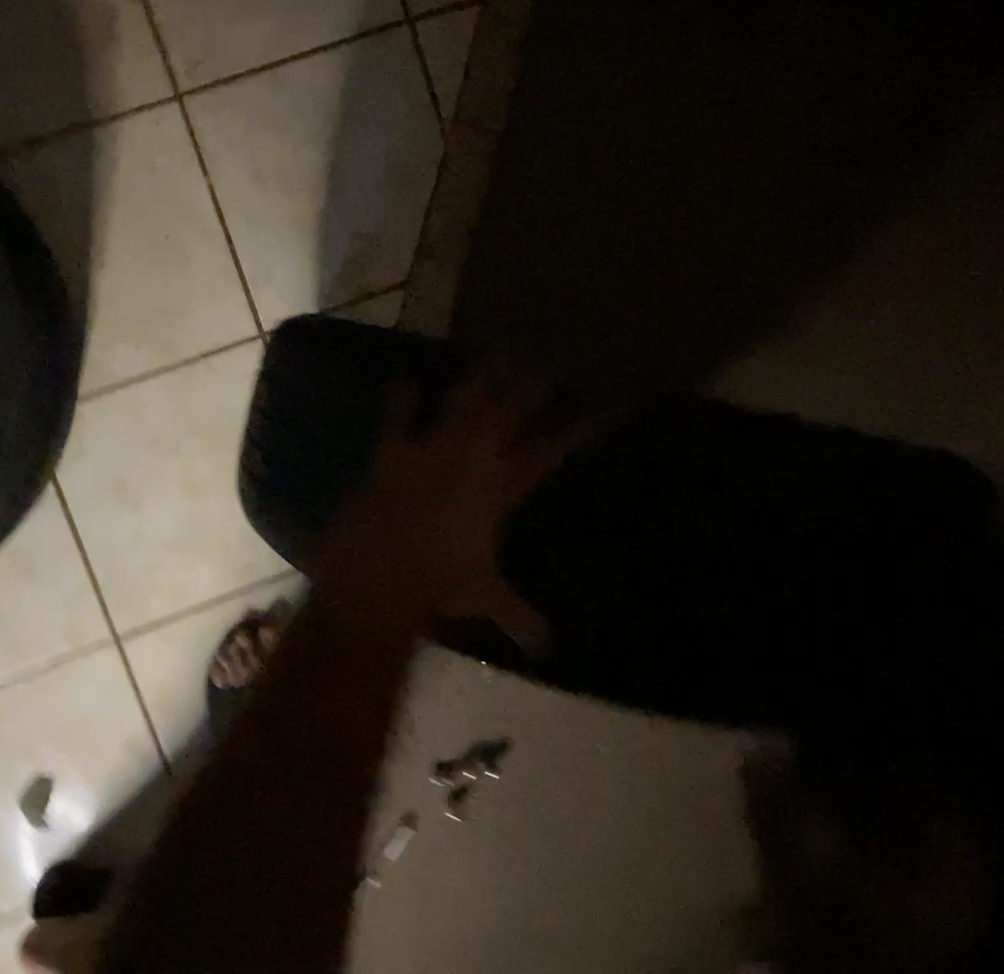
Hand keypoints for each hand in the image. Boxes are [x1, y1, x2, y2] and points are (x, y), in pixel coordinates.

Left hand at [313, 370, 606, 650]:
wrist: (381, 572)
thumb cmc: (439, 585)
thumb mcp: (485, 598)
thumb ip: (519, 617)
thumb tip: (548, 649)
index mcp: (503, 488)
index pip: (559, 447)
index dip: (591, 422)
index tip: (622, 398)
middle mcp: (473, 457)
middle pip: (513, 409)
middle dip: (535, 384)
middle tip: (553, 362)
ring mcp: (432, 449)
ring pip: (463, 401)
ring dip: (480, 378)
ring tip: (497, 354)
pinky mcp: (392, 451)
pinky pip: (396, 416)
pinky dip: (399, 398)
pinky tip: (401, 378)